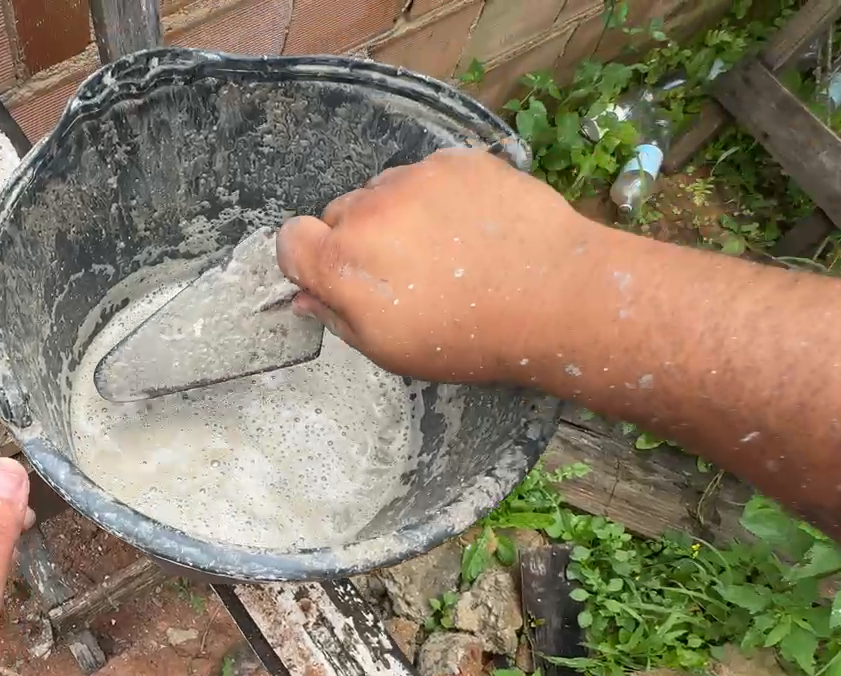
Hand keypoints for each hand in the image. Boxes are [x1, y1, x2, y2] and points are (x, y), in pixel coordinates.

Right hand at [276, 148, 605, 383]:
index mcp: (342, 264)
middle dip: (355, 241)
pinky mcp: (455, 161)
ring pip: (380, 193)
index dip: (306, 259)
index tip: (332, 277)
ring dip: (394, 216)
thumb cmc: (462, 337)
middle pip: (337, 215)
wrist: (551, 298)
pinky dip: (433, 197)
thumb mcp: (385, 348)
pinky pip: (424, 175)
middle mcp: (367, 212)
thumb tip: (307, 296)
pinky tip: (465, 228)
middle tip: (398, 273)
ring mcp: (412, 180)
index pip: (290, 240)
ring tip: (438, 250)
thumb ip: (336, 316)